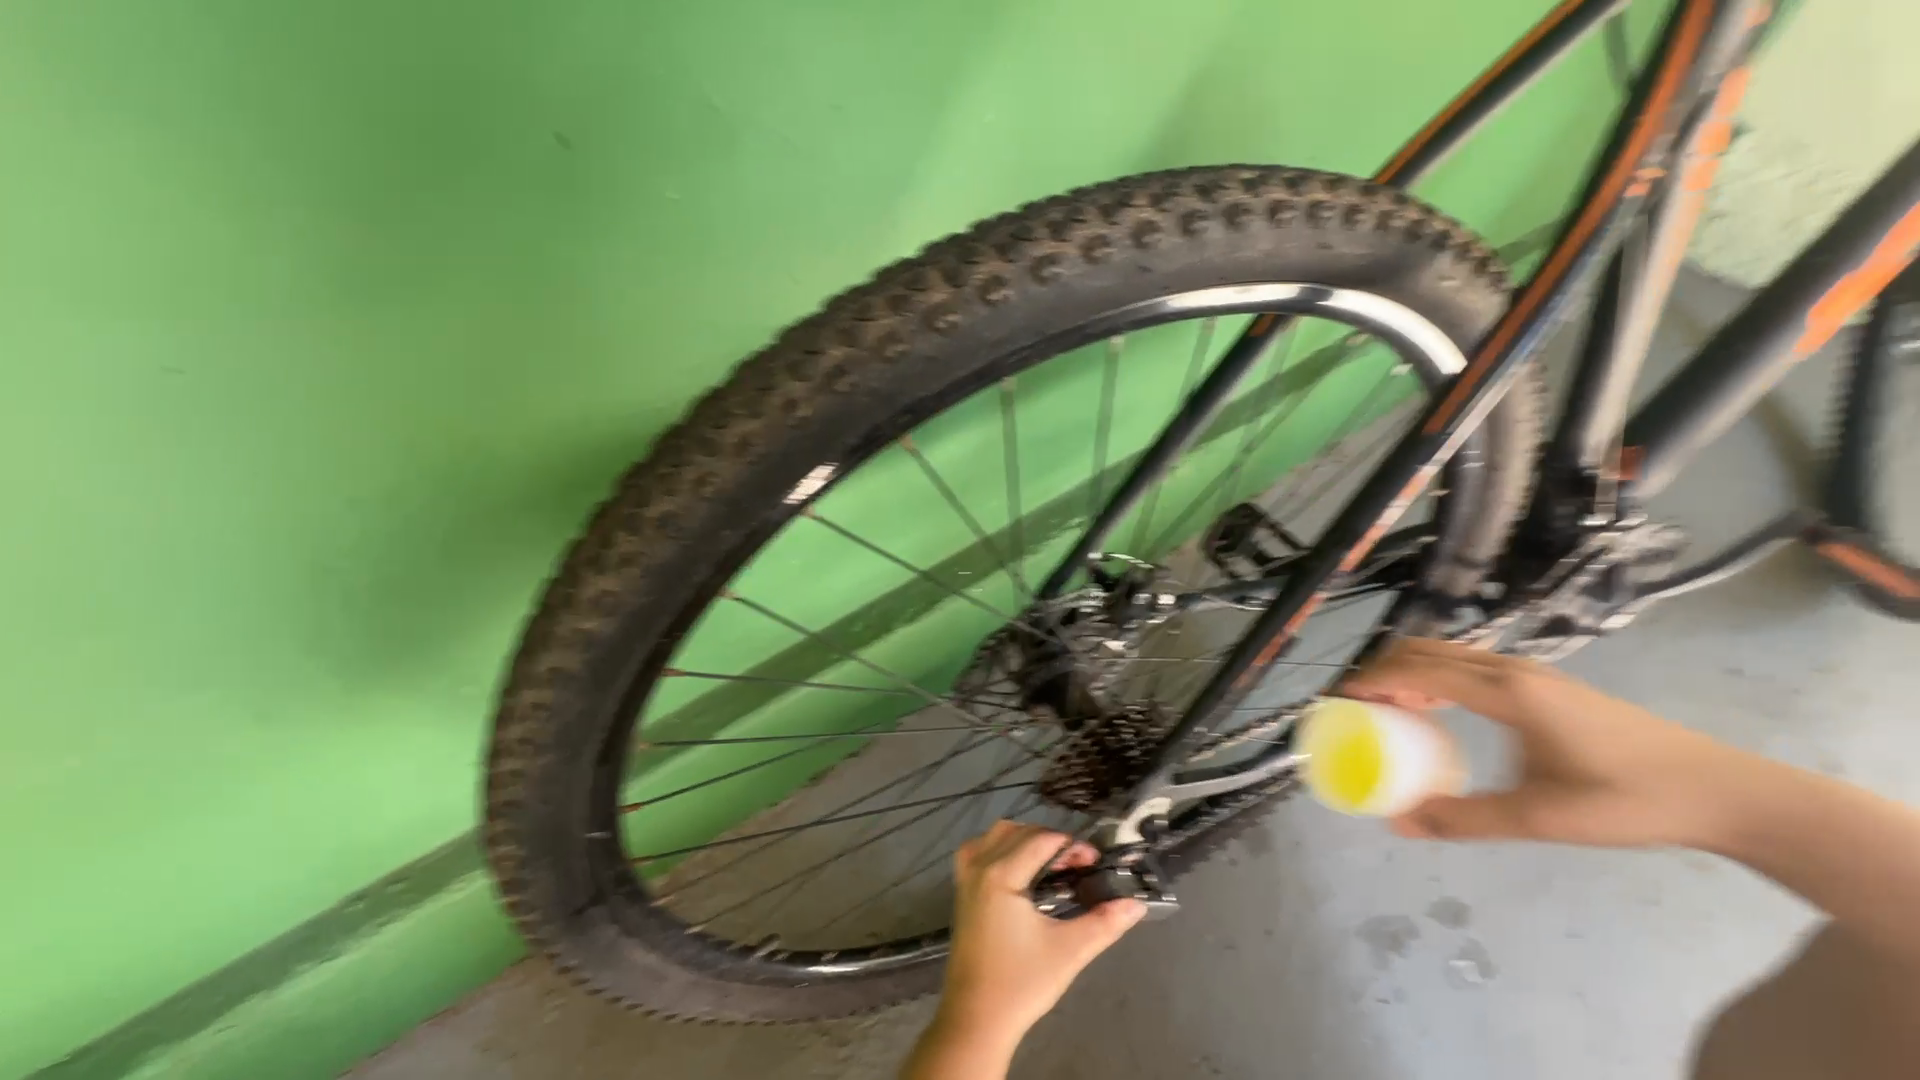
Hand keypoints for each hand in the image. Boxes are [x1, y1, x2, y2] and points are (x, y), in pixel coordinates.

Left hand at [940, 821, 1145, 1041]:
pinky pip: (977, 852)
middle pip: (1018, 831)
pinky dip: (999, 849)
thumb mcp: (1069, 951)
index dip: (1072, 846)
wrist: (976, 1019)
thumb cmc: (1021, 983)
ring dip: (1024, 839)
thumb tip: (1136, 904)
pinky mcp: (961, 893)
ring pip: (995, 836)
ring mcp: (965, 879)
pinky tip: (1018, 871)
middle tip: (1077, 866)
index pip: (1042, 840)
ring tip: (1050, 864)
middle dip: (1051, 840)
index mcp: (1002, 875)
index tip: (1094, 864)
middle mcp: (979, 867)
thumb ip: (1104, 923)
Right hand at [1340, 638, 1750, 848]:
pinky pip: (1471, 665)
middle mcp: (1515, 670)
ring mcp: (1534, 673)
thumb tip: (1398, 824)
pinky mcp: (1547, 684)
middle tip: (1352, 703)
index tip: (1337, 698)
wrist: (1721, 790)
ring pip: (1451, 654)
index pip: (1420, 670)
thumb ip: (1465, 818)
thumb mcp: (1540, 818)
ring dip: (1410, 669)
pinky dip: (1437, 676)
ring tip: (1385, 705)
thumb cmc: (1629, 800)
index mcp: (1508, 692)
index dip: (1372, 680)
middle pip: (1429, 650)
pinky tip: (1439, 708)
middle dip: (1382, 669)